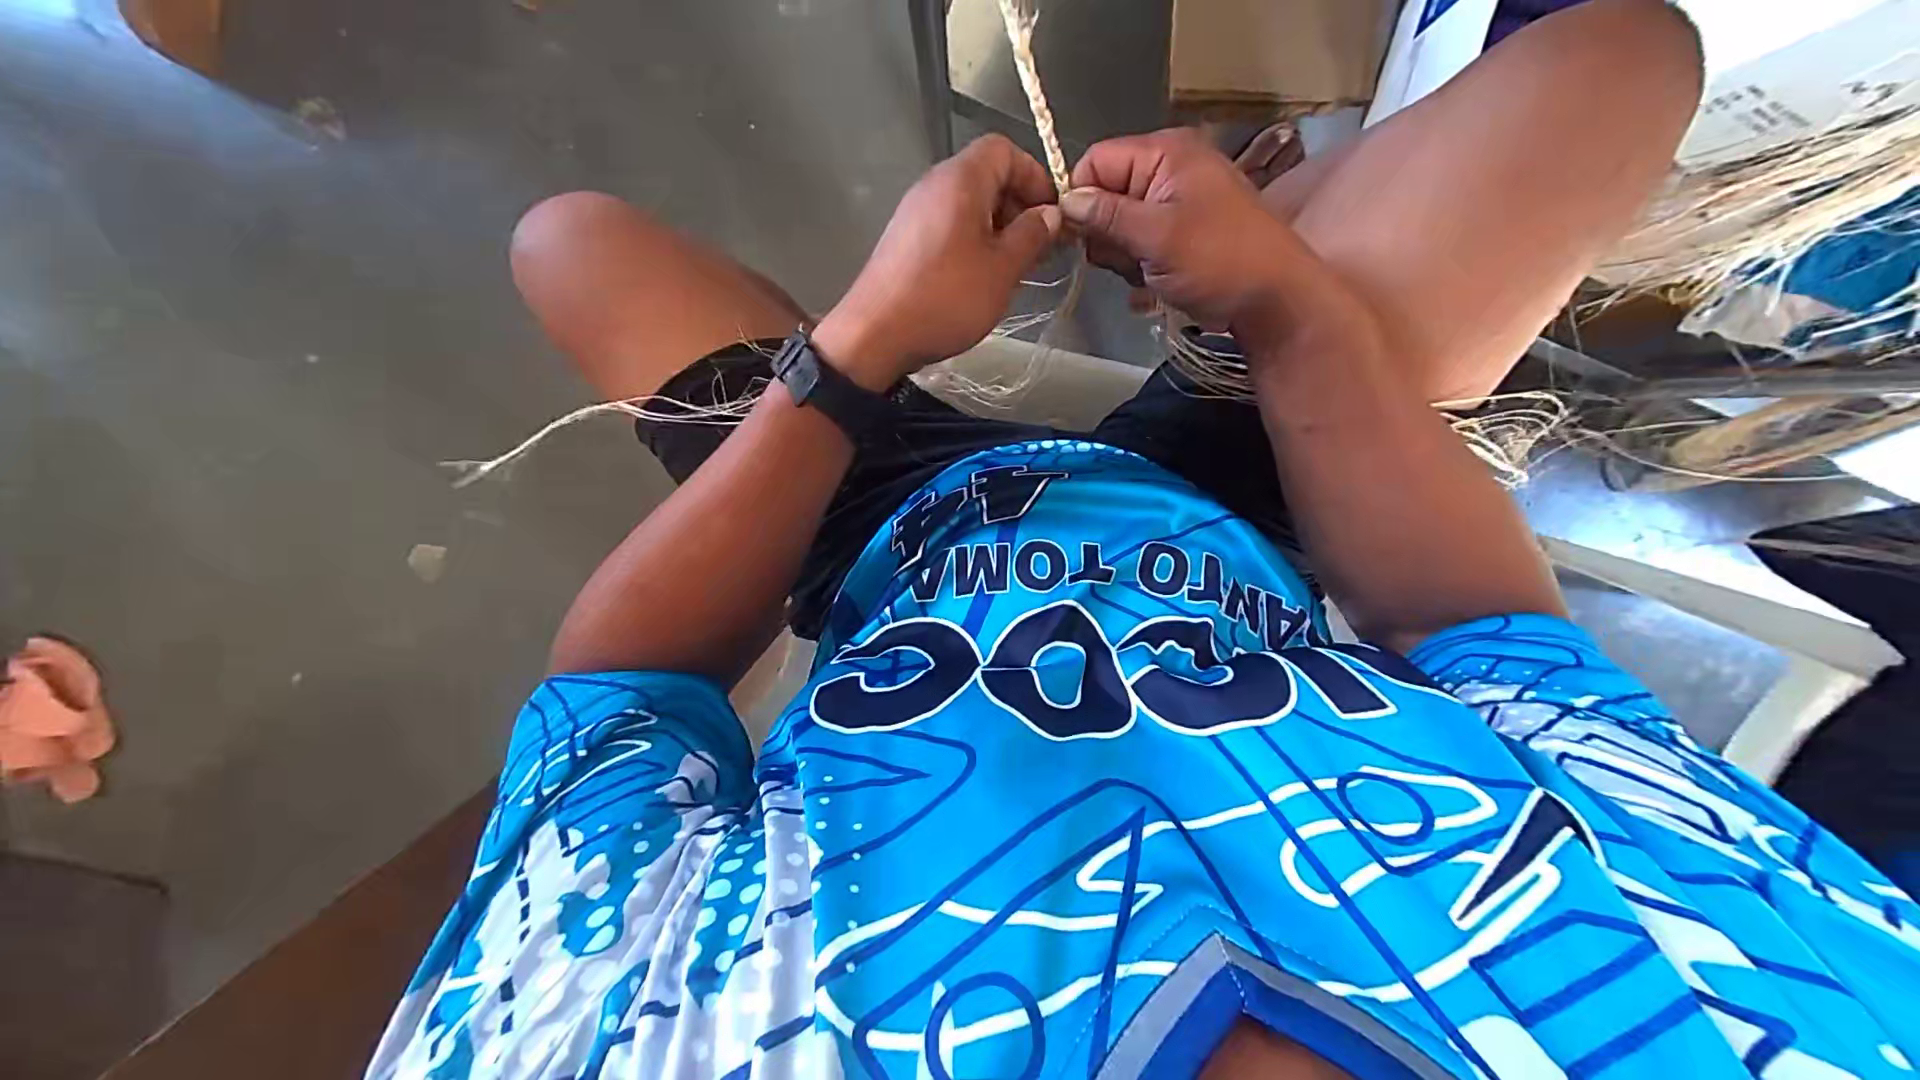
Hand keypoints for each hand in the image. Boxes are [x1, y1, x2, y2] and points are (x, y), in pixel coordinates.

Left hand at [814, 135, 1062, 388]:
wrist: (875, 335)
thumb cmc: (944, 299)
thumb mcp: (1002, 269)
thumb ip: (1032, 236)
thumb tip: (1050, 215)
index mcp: (960, 180)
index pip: (1005, 150)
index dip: (1035, 176)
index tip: (1051, 214)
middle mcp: (933, 186)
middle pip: (986, 177)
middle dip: (1018, 208)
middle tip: (1037, 247)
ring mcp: (914, 215)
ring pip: (967, 208)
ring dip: (997, 232)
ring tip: (1011, 270)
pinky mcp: (904, 243)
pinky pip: (948, 230)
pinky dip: (971, 246)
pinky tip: (979, 281)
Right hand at [1063, 128, 1378, 354]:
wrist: (1270, 298)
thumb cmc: (1219, 259)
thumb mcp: (1157, 235)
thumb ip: (1107, 216)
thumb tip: (1064, 202)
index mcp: (1165, 153)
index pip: (1096, 161)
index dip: (1080, 197)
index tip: (1077, 237)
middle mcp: (1166, 170)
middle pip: (1103, 195)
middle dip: (1105, 234)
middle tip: (1129, 257)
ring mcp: (1172, 204)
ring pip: (1116, 227)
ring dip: (1122, 256)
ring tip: (1149, 271)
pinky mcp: (1175, 234)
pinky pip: (1136, 245)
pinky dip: (1138, 266)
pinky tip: (1155, 280)